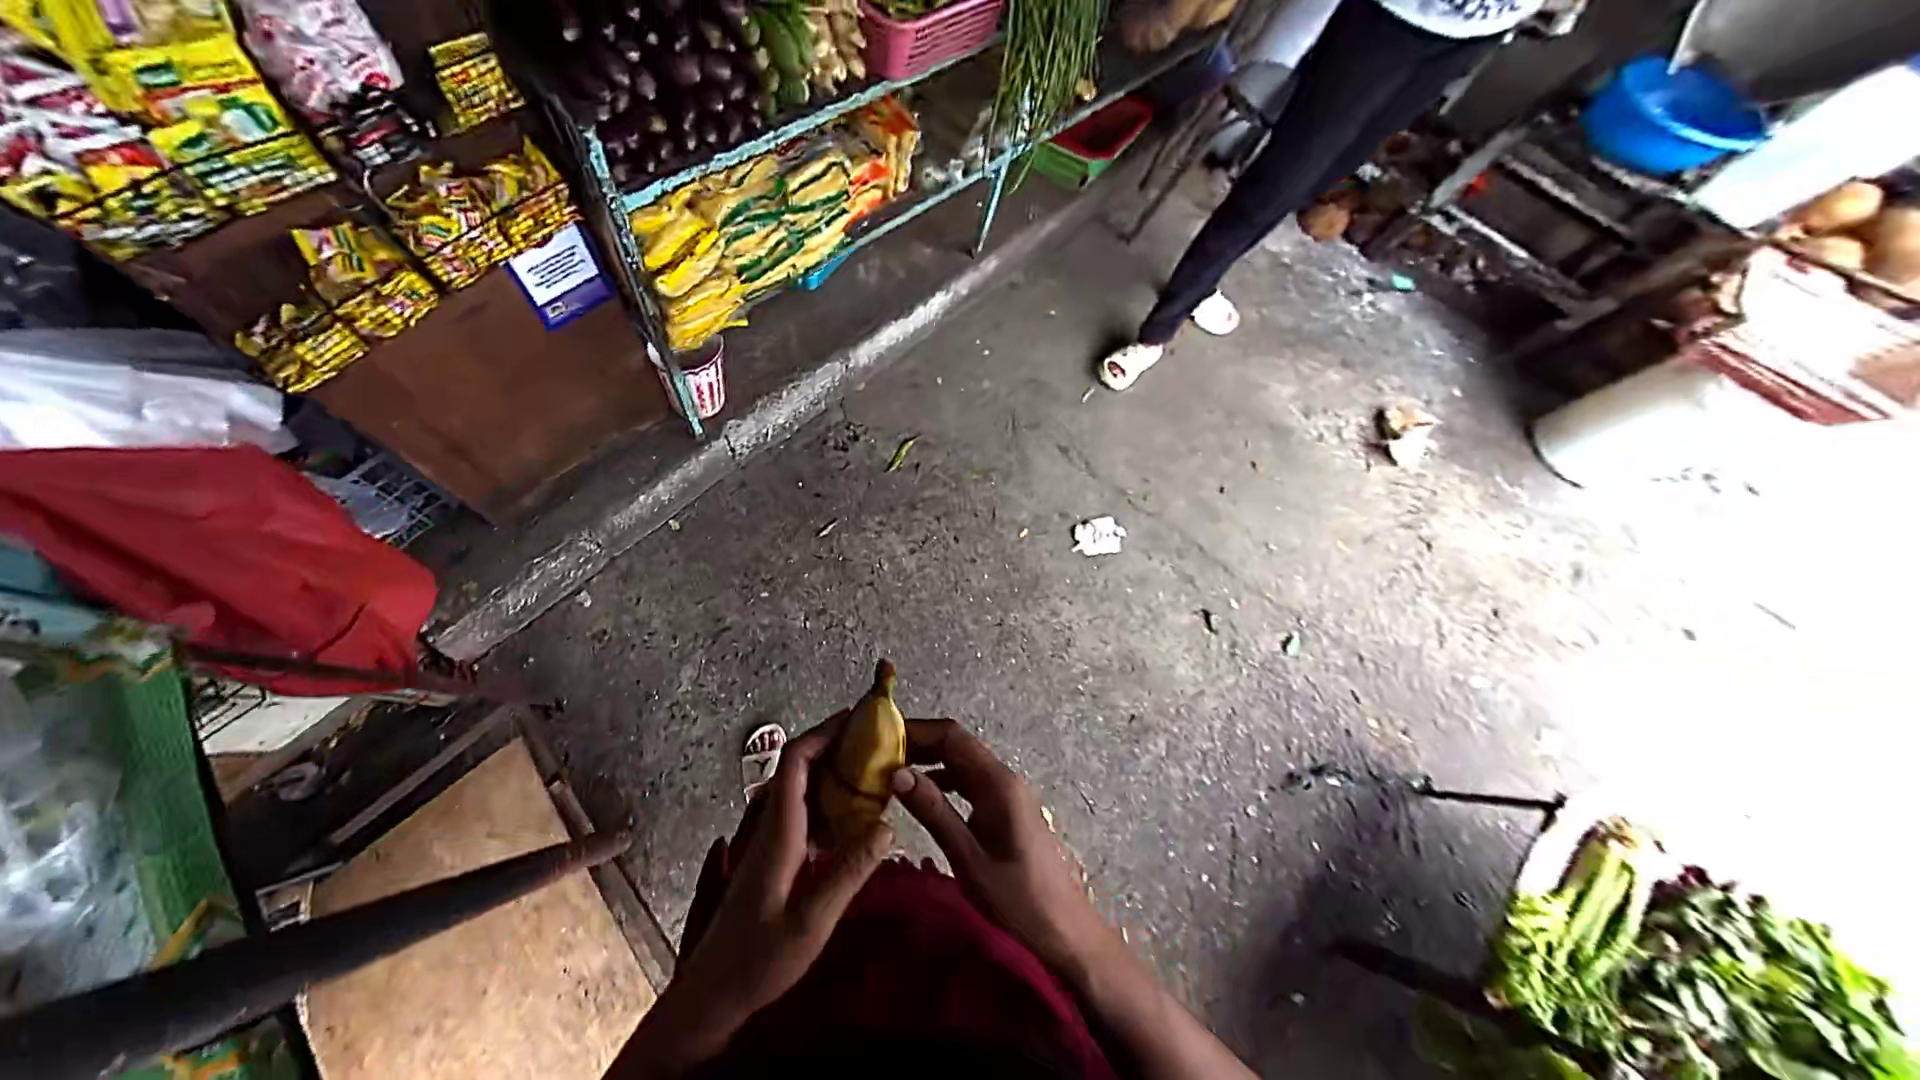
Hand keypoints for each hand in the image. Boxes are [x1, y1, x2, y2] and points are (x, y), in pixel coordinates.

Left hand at [608, 718, 891, 1077]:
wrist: (716, 993)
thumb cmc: (760, 958)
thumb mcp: (812, 919)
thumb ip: (850, 871)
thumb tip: (888, 825)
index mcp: (779, 830)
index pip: (795, 762)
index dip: (823, 732)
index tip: (856, 718)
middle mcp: (774, 826)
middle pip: (801, 768)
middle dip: (836, 745)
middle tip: (877, 741)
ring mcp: (774, 841)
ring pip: (806, 790)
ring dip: (838, 773)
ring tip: (877, 771)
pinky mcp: (779, 857)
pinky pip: (809, 815)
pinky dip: (834, 803)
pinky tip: (860, 818)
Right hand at [893, 721, 1258, 1079]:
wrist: (1064, 929)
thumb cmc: (1017, 898)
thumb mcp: (968, 857)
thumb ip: (933, 811)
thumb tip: (896, 773)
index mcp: (998, 783)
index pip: (953, 736)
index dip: (916, 731)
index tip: (879, 739)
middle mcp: (1003, 778)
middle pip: (956, 744)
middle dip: (917, 744)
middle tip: (875, 756)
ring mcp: (1006, 792)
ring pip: (961, 762)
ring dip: (928, 762)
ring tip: (889, 774)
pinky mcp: (1005, 808)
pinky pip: (969, 782)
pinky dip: (942, 781)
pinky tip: (918, 797)